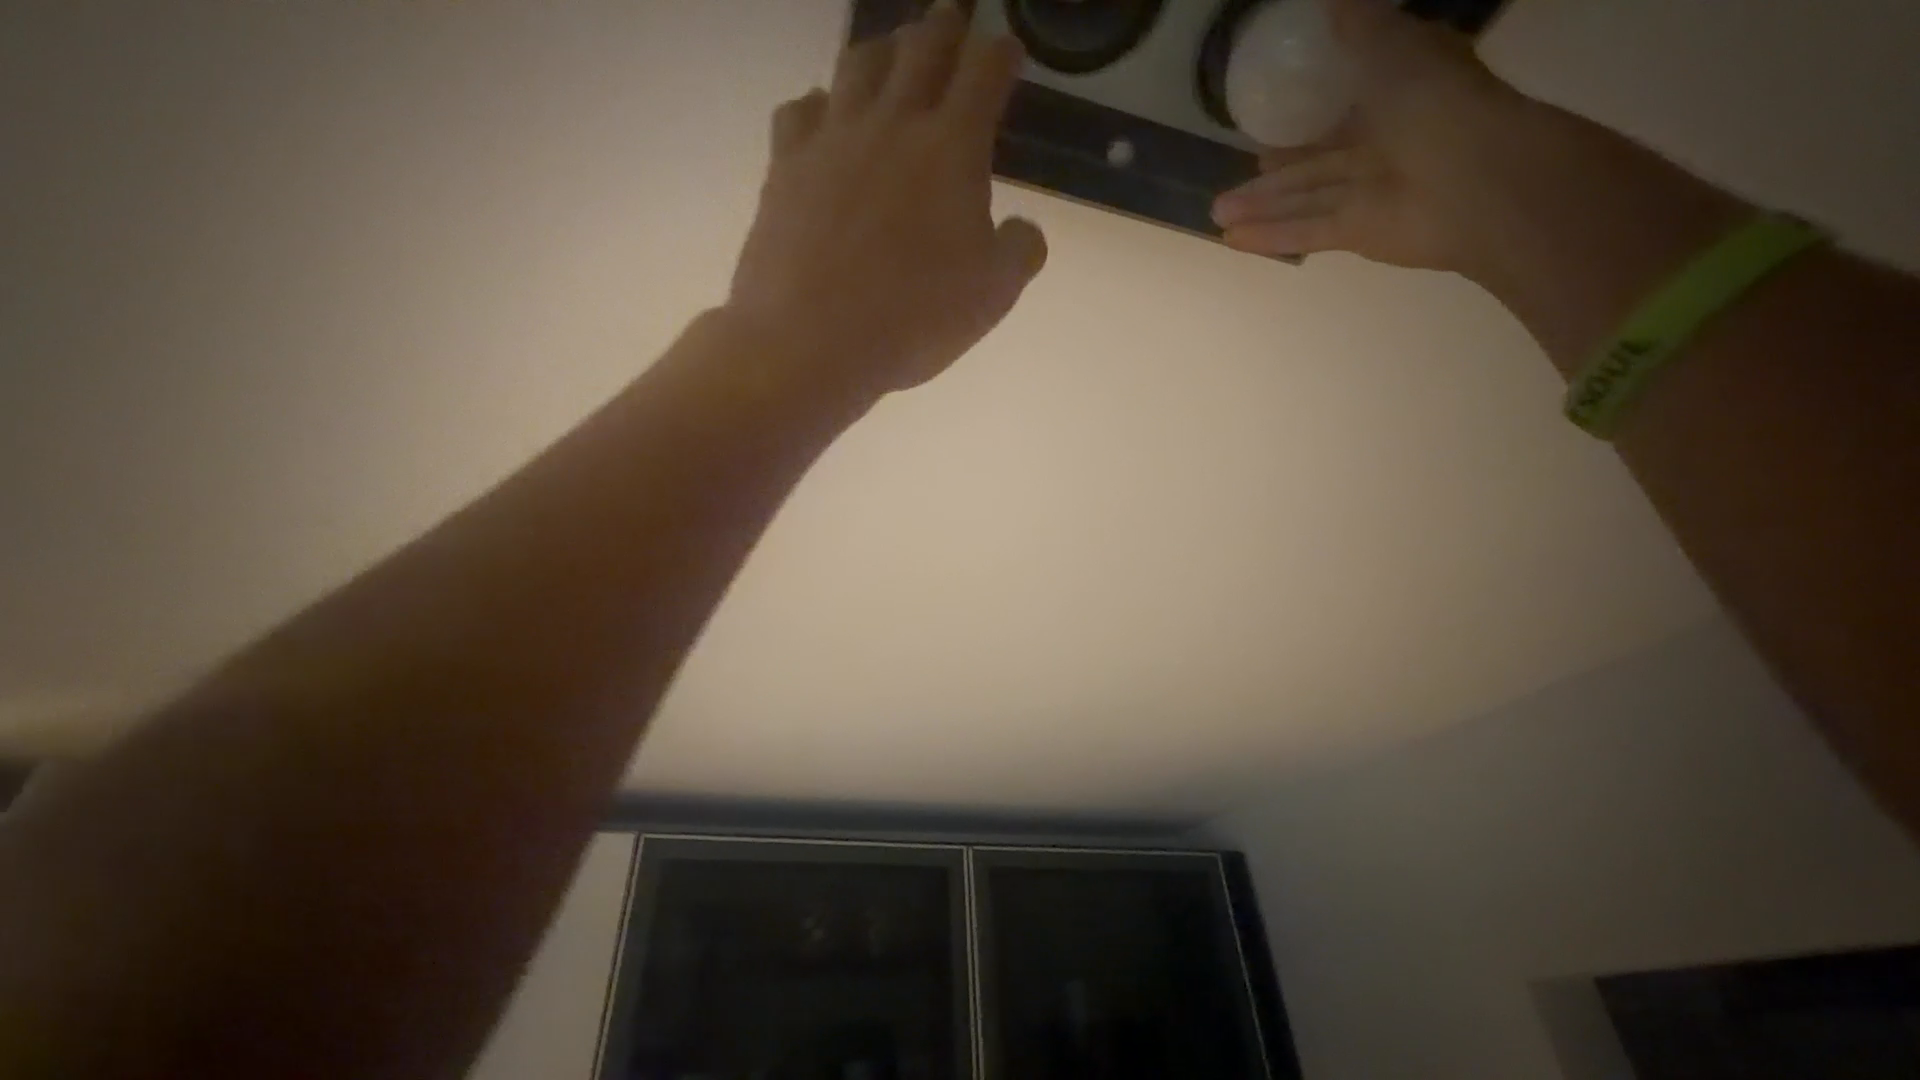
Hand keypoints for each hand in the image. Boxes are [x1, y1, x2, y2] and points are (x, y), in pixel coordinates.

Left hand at [725, 5, 1046, 399]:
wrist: (810, 342)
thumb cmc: (913, 318)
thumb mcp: (993, 295)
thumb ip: (1020, 250)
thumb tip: (1021, 228)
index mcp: (952, 147)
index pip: (984, 72)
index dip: (1001, 53)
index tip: (1008, 51)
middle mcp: (891, 124)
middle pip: (921, 48)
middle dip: (944, 26)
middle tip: (952, 16)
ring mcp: (832, 139)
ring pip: (857, 64)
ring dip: (882, 49)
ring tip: (892, 51)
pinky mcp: (785, 166)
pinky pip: (800, 109)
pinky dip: (820, 102)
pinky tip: (825, 115)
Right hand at [1211, 0, 1523, 270]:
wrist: (1480, 179)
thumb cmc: (1437, 102)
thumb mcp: (1393, 44)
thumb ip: (1359, 24)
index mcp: (1396, 94)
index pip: (1347, 99)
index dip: (1310, 108)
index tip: (1271, 113)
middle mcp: (1383, 143)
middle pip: (1317, 160)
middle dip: (1274, 171)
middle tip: (1235, 170)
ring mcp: (1370, 191)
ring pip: (1306, 196)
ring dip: (1262, 204)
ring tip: (1216, 211)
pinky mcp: (1360, 231)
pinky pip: (1309, 230)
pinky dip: (1273, 235)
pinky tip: (1232, 238)